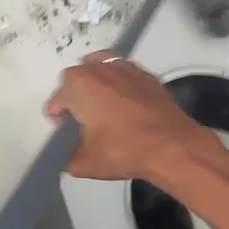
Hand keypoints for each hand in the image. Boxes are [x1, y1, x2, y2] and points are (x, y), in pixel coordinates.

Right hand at [44, 53, 215, 181]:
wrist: (171, 144)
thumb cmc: (123, 150)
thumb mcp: (84, 163)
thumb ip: (66, 156)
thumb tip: (66, 154)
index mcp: (79, 86)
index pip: (57, 99)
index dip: (58, 117)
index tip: (65, 132)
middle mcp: (99, 69)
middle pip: (76, 76)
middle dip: (74, 94)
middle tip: (81, 118)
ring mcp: (125, 67)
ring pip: (100, 65)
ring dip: (95, 80)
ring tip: (101, 103)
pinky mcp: (146, 74)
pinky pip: (124, 71)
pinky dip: (119, 81)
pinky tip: (125, 100)